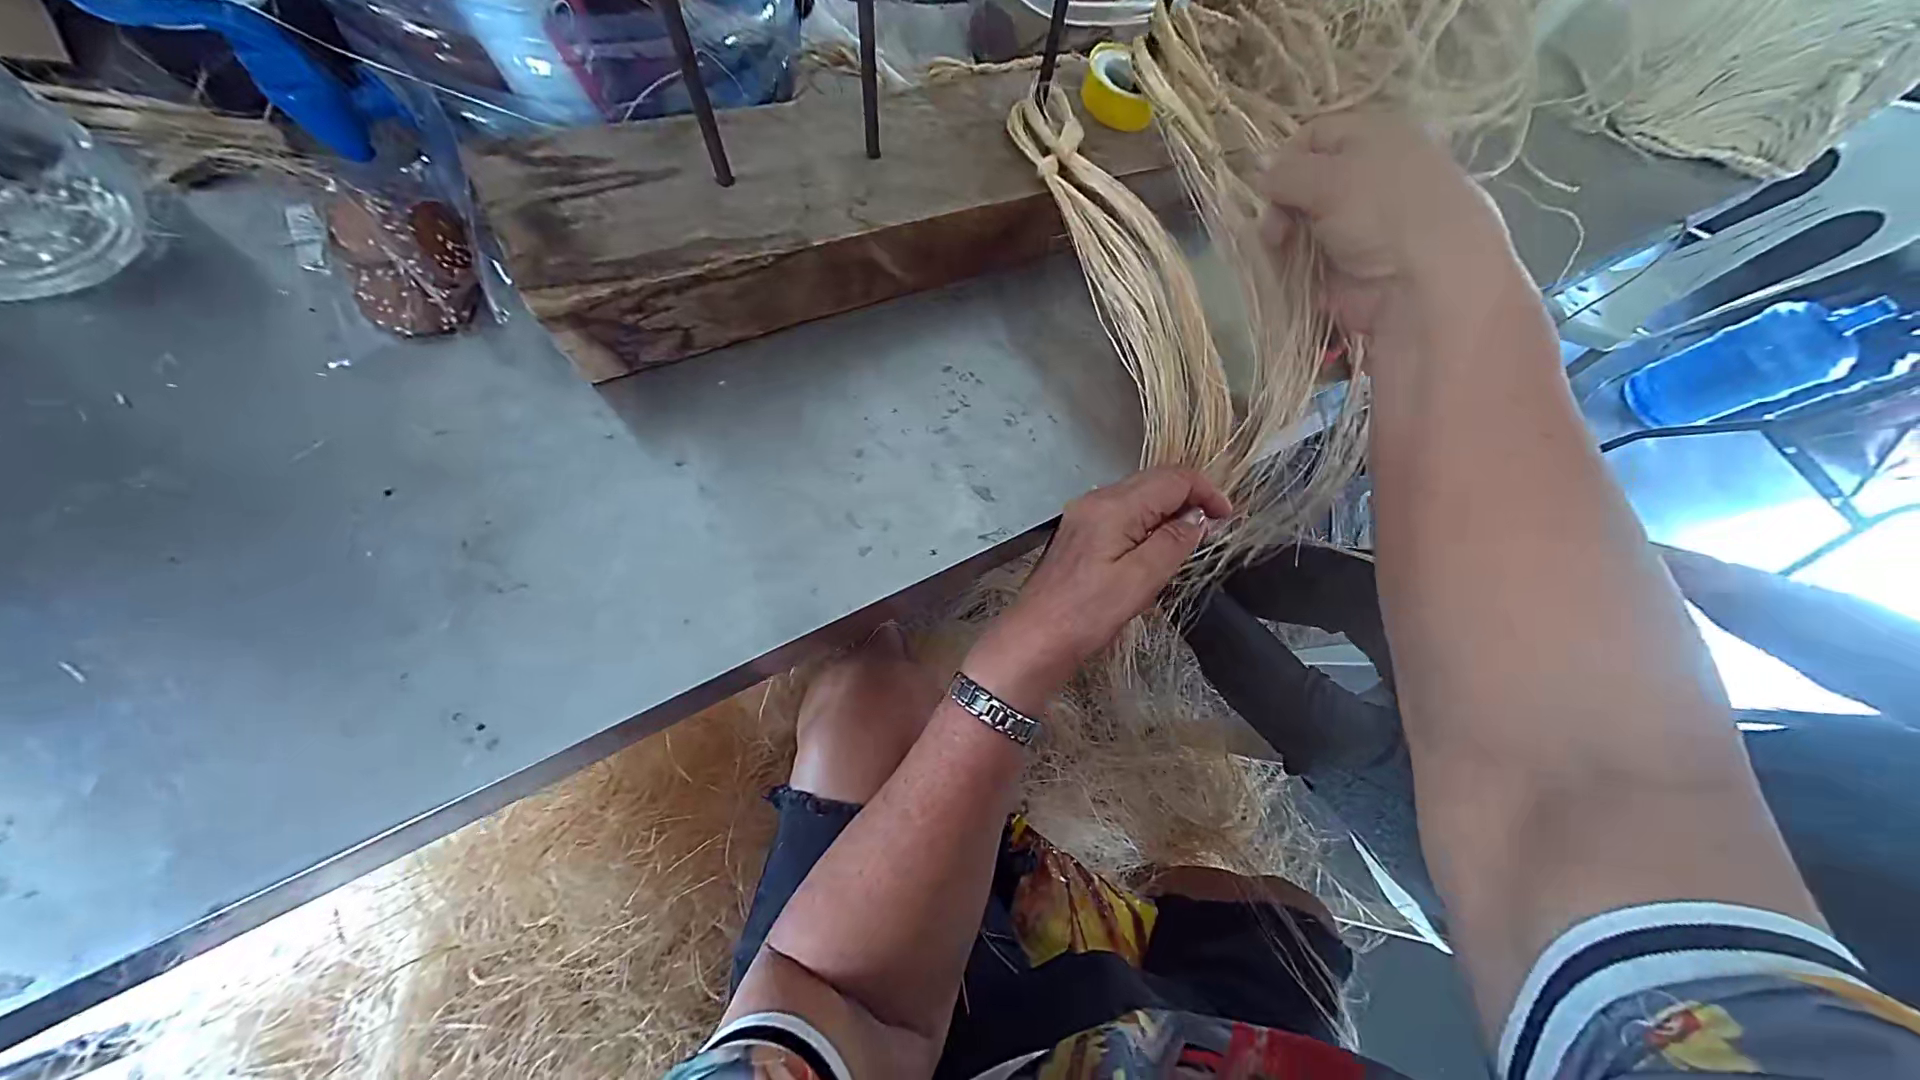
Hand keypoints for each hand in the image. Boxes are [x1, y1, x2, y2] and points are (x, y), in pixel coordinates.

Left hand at [964, 468, 1230, 710]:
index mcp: (1113, 506)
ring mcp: (1083, 515)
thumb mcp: (1141, 579)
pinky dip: (1146, 522)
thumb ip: (1174, 541)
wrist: (1036, 637)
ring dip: (1168, 510)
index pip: (1172, 477)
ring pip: (1138, 496)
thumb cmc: (1086, 613)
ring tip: (1188, 541)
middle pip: (1154, 480)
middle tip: (1213, 529)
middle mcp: (1095, 501)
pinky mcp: (1078, 533)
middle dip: (1189, 498)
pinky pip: (1122, 514)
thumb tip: (1198, 517)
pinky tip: (1154, 548)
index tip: (1227, 518)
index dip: (1206, 492)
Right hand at [1257, 110, 1521, 346]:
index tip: (1269, 187)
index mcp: (1372, 138)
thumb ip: (1287, 173)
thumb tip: (1256, 166)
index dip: (1285, 159)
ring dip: (1281, 236)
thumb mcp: (1333, 179)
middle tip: (1276, 228)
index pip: (1314, 136)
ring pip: (1296, 222)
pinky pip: (1301, 256)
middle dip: (1279, 204)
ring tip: (1280, 250)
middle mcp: (1363, 176)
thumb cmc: (1384, 212)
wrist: (1420, 282)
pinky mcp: (1340, 262)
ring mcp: (1351, 223)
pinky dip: (1288, 261)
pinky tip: (1284, 267)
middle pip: (1300, 183)